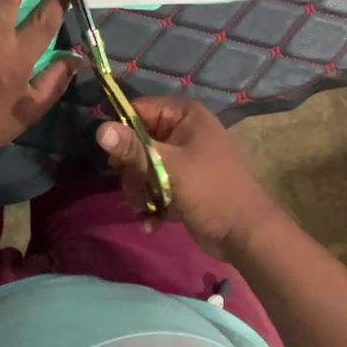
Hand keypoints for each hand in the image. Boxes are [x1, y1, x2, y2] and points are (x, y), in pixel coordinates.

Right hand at [97, 96, 282, 258]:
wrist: (247, 236)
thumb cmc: (210, 191)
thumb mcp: (169, 168)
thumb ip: (134, 148)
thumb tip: (99, 129)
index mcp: (185, 115)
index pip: (139, 109)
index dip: (122, 129)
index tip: (111, 155)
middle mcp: (184, 130)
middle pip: (139, 140)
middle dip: (132, 169)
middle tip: (133, 188)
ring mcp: (184, 156)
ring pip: (144, 165)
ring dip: (140, 189)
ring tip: (145, 208)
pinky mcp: (184, 181)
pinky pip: (156, 183)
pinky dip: (152, 200)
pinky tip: (153, 220)